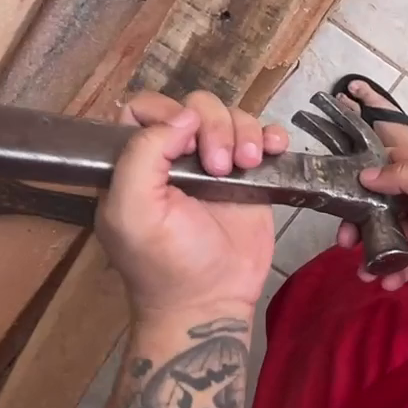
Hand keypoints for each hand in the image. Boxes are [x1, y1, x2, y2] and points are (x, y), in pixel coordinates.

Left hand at [98, 91, 290, 320]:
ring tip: (247, 166)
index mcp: (137, 163)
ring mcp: (218, 163)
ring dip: (246, 133)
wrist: (213, 300)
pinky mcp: (252, 175)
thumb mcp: (133, 213)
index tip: (184, 141)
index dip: (166, 113)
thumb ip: (143, 157)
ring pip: (234, 116)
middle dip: (215, 128)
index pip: (144, 110)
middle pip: (197, 107)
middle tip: (220, 167)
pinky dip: (273, 135)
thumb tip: (184, 116)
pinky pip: (266, 135)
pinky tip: (273, 153)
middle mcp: (177, 156)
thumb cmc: (165, 262)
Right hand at [350, 146, 407, 297]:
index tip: (338, 189)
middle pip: (387, 202)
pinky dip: (395, 270)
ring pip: (394, 234)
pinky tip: (388, 281)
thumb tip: (367, 173)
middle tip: (344, 240)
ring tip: (365, 270)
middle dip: (362, 220)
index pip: (395, 162)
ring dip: (375, 250)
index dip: (367, 172)